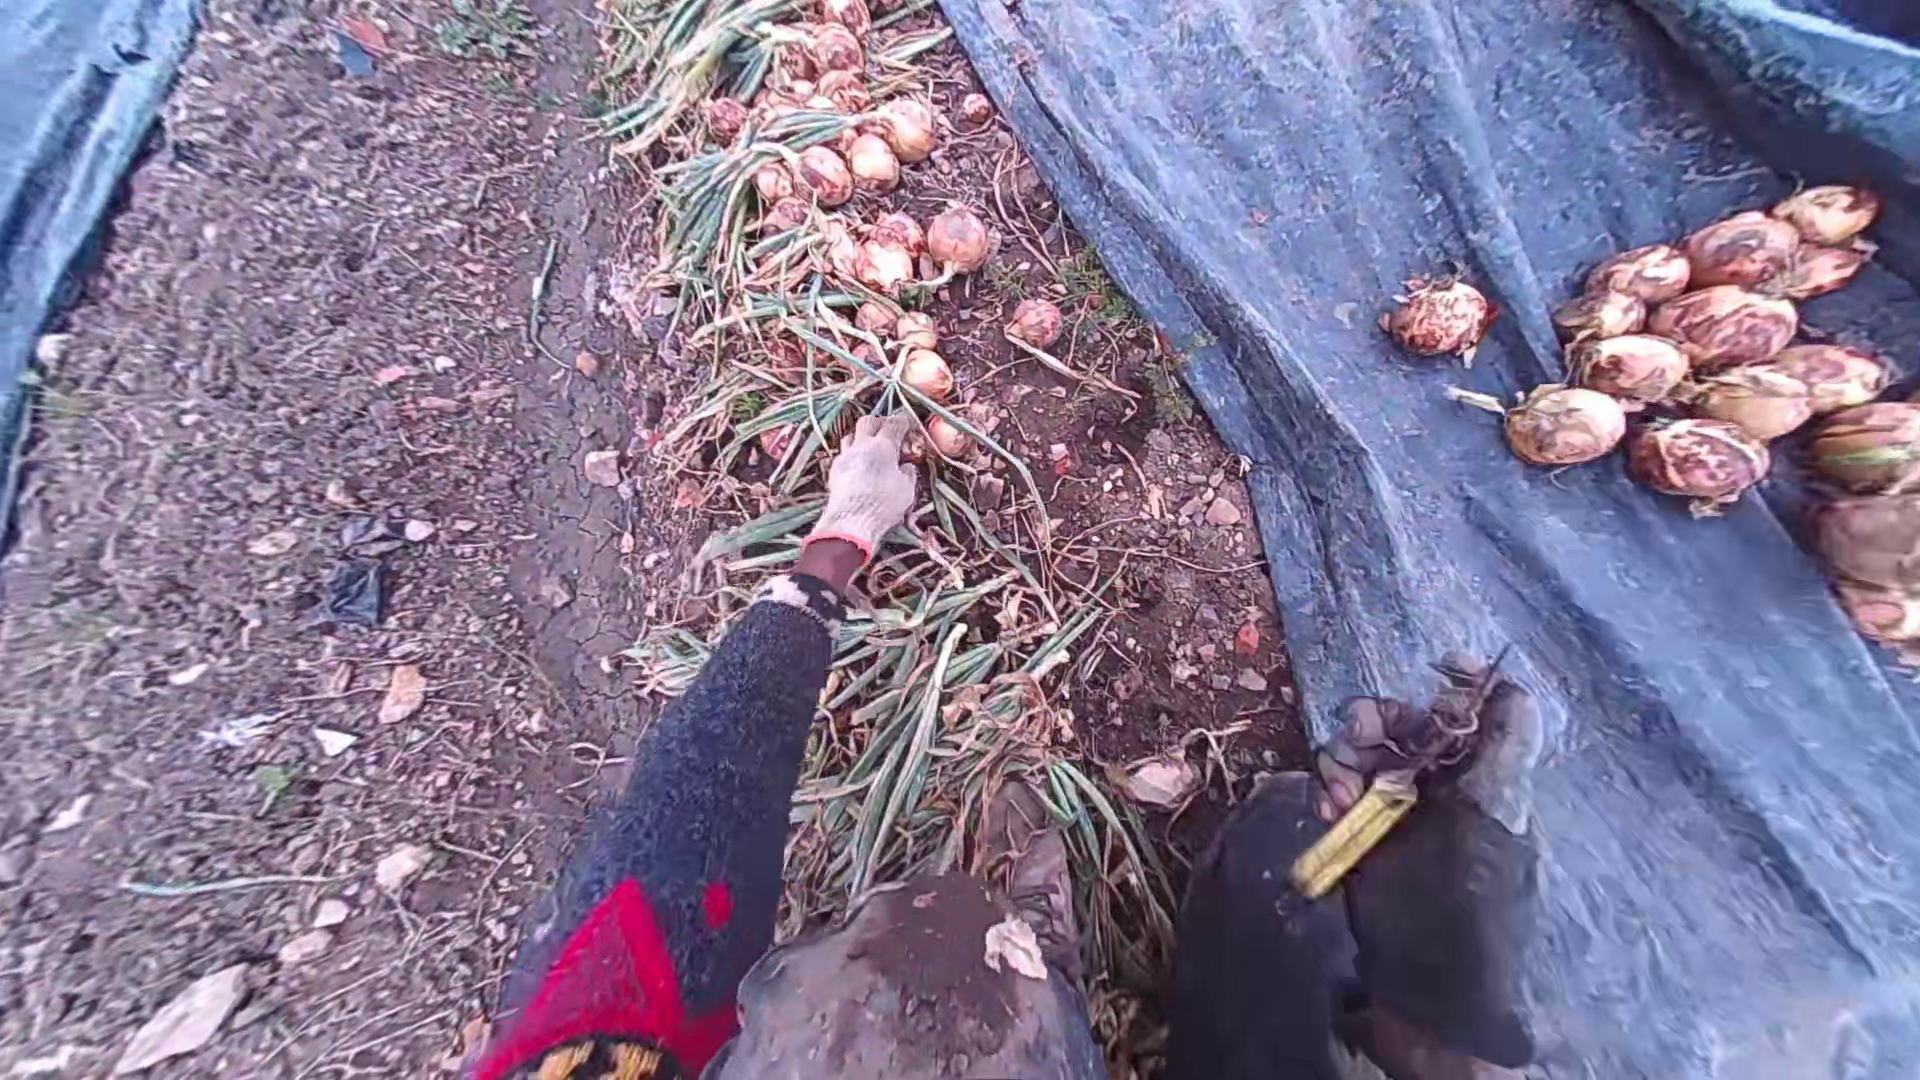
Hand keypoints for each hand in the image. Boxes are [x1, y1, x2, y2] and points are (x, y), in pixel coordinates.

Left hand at [804, 414, 916, 564]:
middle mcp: (861, 446)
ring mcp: (845, 457)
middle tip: (888, 430)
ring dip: (860, 437)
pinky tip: (856, 466)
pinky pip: (843, 455)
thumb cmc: (884, 503)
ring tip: (869, 447)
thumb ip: (908, 473)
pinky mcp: (833, 472)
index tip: (908, 422)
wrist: (852, 520)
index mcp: (883, 446)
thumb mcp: (906, 490)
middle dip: (879, 422)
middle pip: (867, 422)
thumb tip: (906, 466)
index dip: (903, 420)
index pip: (894, 423)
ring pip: (850, 436)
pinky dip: (851, 455)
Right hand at [1317, 656, 1543, 1071]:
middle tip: (1362, 737)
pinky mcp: (1354, 810)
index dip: (1459, 679)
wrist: (1420, 966)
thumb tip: (1521, 689)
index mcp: (1475, 773)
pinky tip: (1332, 811)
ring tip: (1343, 797)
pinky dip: (1327, 786)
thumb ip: (1501, 754)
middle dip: (1373, 720)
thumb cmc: (1468, 895)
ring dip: (1341, 760)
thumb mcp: (1490, 819)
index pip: (1470, 710)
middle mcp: (1431, 774)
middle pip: (1396, 717)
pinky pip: (1330, 776)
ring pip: (1354, 743)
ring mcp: (1389, 793)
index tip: (1442, 660)